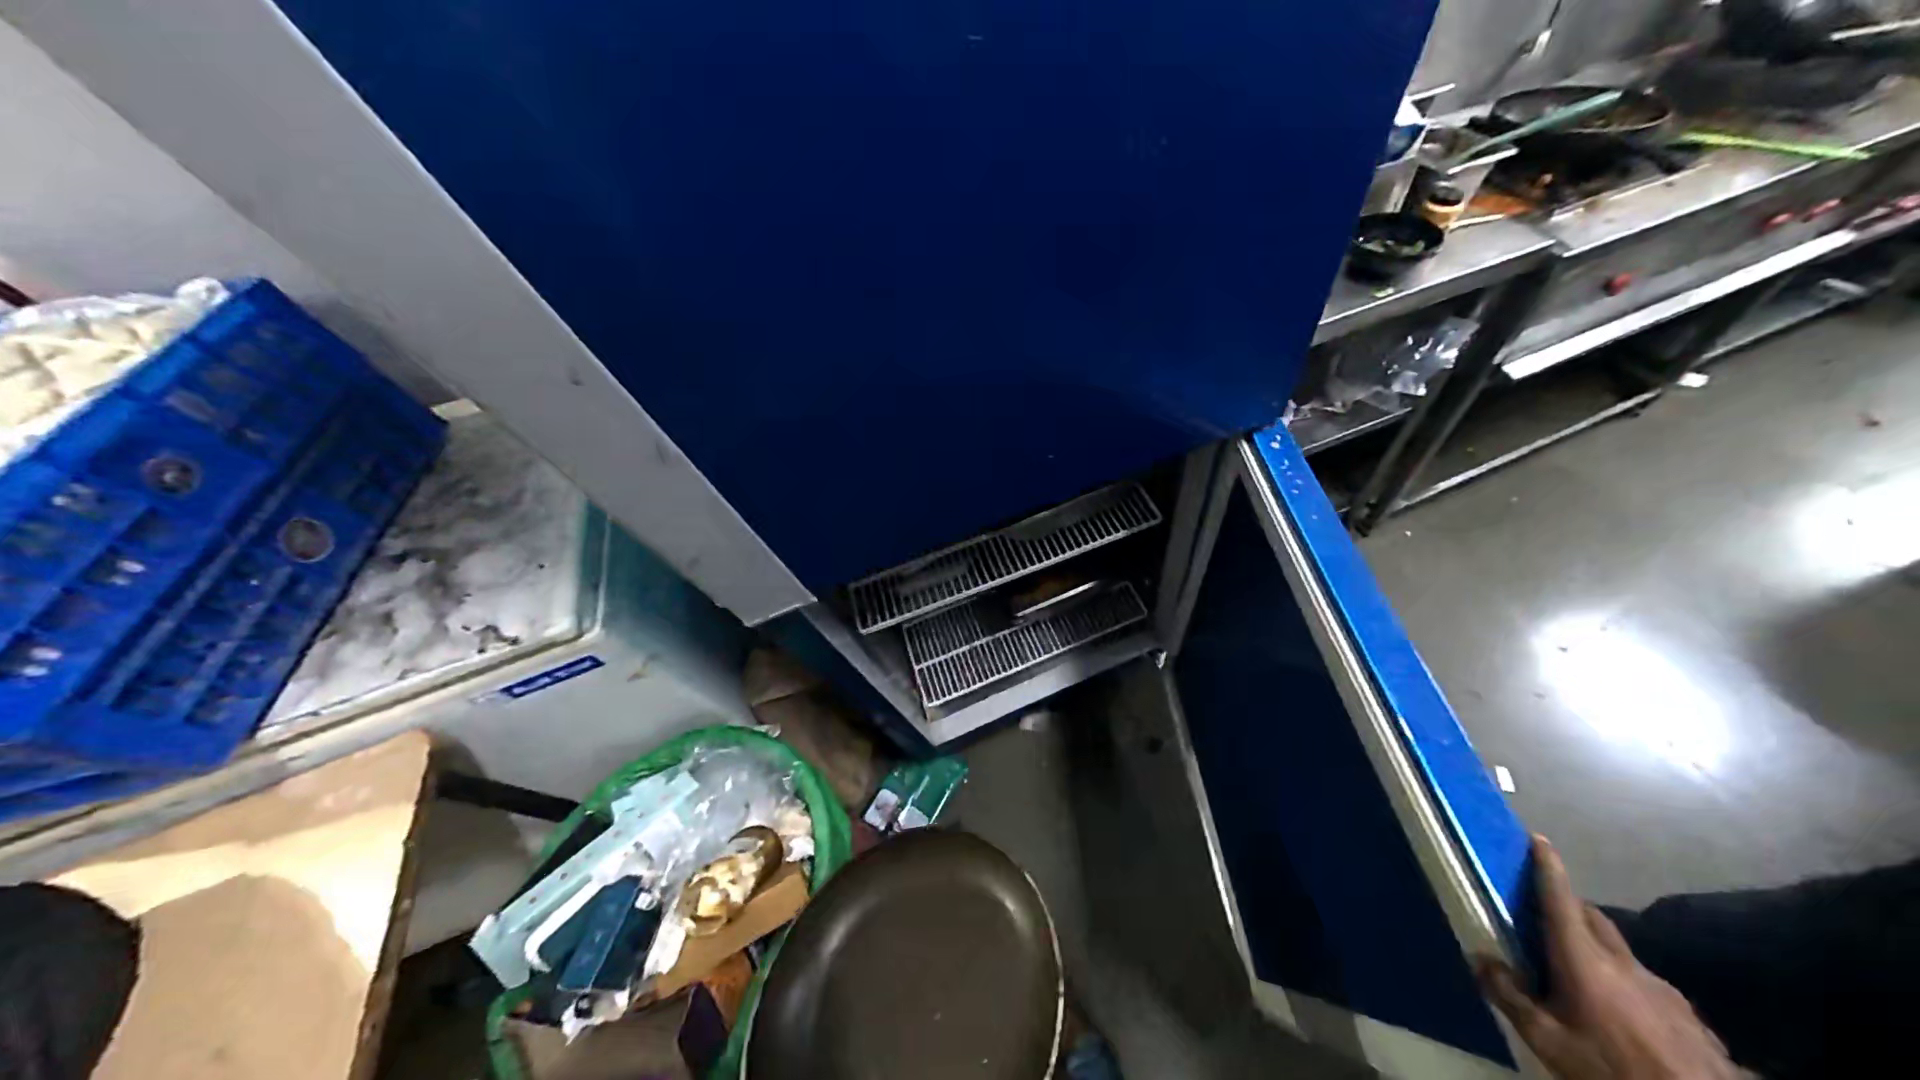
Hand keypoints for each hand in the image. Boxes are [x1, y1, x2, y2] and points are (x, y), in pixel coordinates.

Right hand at [1478, 837, 1741, 1079]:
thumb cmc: (1613, 1066)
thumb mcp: (1548, 1041)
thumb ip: (1510, 996)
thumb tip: (1481, 958)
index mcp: (1584, 960)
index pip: (1561, 901)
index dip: (1548, 868)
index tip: (1538, 839)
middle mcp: (1623, 963)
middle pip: (1593, 918)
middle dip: (1567, 905)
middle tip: (1542, 912)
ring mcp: (1660, 988)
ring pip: (1619, 951)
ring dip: (1595, 946)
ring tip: (1576, 970)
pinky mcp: (1687, 1014)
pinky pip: (1644, 982)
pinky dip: (1623, 981)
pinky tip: (1619, 1011)